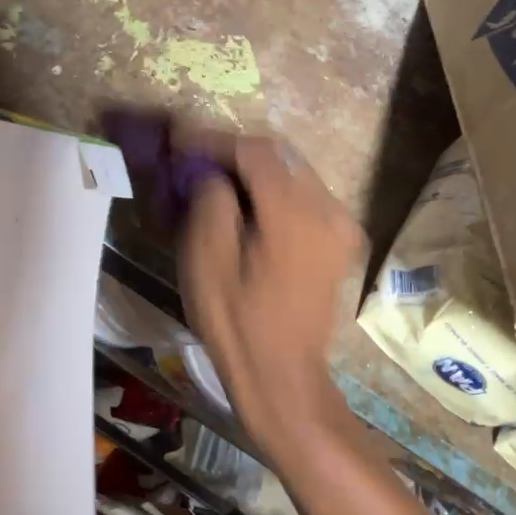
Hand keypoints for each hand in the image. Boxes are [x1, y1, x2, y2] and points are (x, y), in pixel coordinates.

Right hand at [178, 135, 365, 462]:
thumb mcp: (206, 256)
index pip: (253, 150)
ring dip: (249, 166)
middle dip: (231, 149)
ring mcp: (339, 227)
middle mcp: (328, 211)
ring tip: (209, 176)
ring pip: (290, 170)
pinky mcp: (336, 241)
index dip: (212, 139)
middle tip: (189, 156)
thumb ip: (210, 198)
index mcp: (295, 214)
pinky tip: (239, 199)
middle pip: (277, 154)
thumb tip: (211, 172)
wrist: (280, 374)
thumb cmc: (235, 317)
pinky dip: (267, 185)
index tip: (176, 142)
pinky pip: (301, 193)